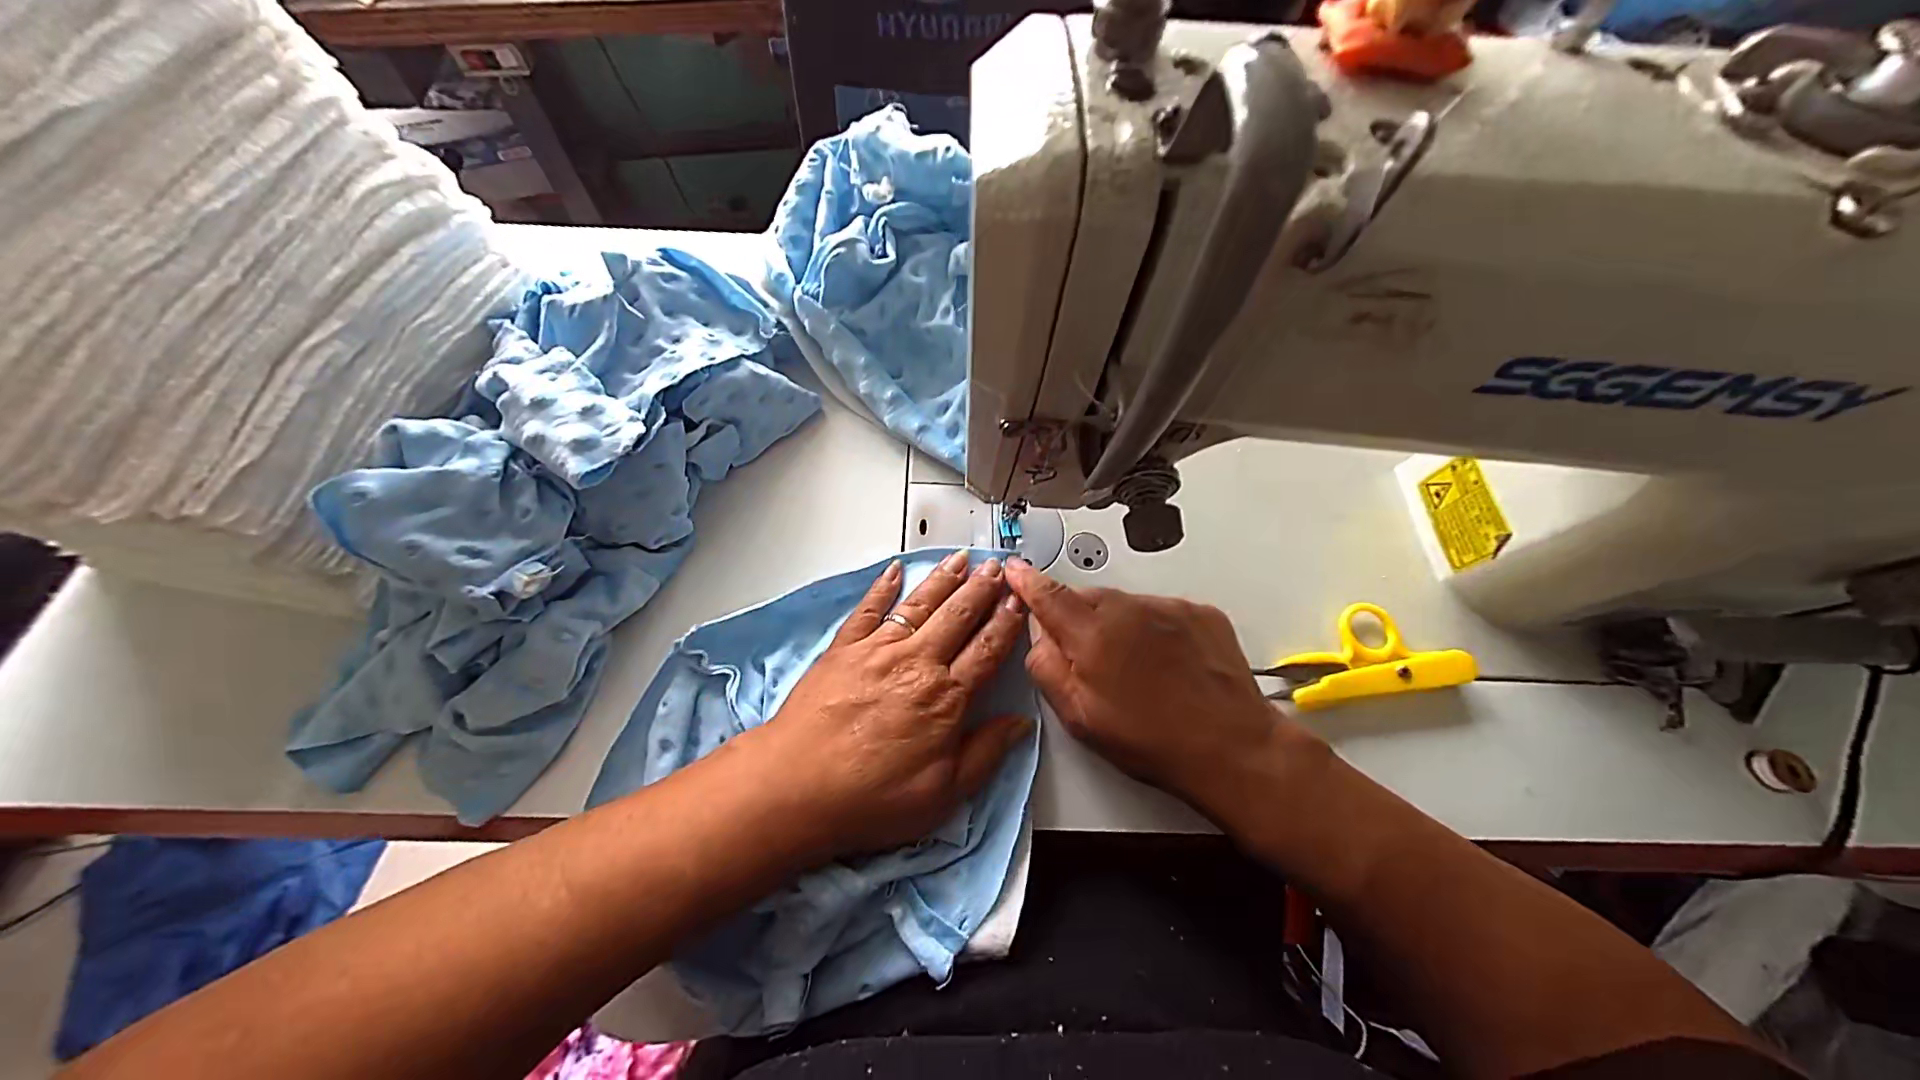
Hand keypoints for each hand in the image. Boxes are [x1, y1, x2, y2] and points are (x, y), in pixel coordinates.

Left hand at [753, 551, 1032, 858]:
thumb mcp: (943, 793)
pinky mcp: (843, 651)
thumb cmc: (869, 798)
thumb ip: (986, 753)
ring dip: (944, 579)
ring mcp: (877, 652)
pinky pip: (868, 610)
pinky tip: (895, 572)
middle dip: (982, 588)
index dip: (1007, 621)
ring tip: (962, 559)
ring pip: (920, 605)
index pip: (987, 649)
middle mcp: (915, 664)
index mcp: (946, 697)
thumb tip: (1019, 726)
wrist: (796, 788)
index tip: (1019, 599)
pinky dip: (882, 588)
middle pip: (958, 616)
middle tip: (998, 567)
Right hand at [1006, 558, 1314, 815]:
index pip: (1047, 595)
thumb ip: (1046, 669)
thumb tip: (1039, 639)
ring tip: (1136, 672)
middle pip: (1086, 599)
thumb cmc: (1156, 740)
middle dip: (1078, 620)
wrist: (1231, 746)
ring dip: (1118, 626)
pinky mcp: (1198, 612)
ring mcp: (1167, 608)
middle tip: (1091, 661)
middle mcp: (1128, 610)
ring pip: (1124, 604)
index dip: (1027, 581)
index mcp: (1092, 635)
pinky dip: (1153, 629)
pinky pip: (1159, 610)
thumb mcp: (1080, 717)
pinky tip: (1164, 665)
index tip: (1016, 569)